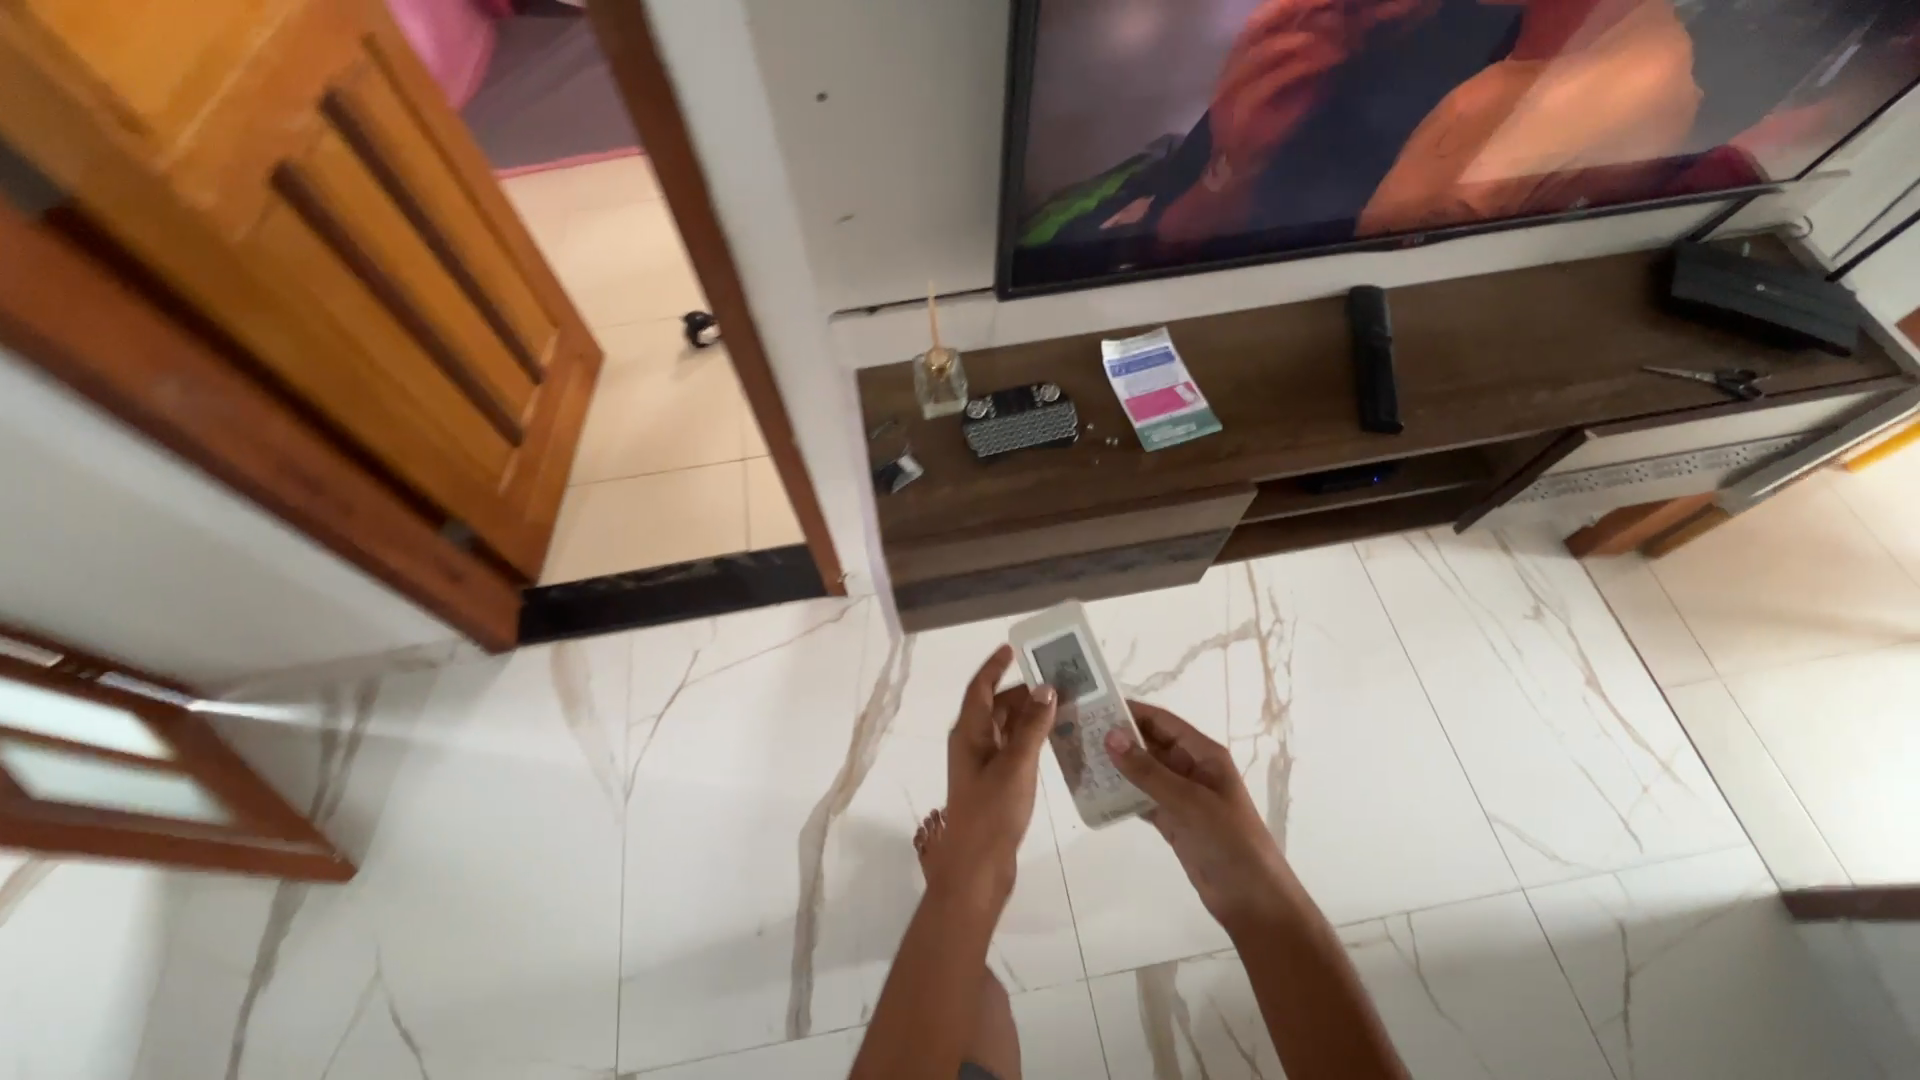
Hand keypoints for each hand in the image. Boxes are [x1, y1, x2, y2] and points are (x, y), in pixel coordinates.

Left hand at [937, 645, 1057, 909]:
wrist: (976, 868)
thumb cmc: (992, 812)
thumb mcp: (1015, 765)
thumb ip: (1031, 727)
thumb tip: (1046, 689)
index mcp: (968, 733)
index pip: (980, 688)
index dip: (994, 666)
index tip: (1013, 648)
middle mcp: (972, 744)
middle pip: (995, 706)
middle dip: (1022, 690)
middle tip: (1057, 679)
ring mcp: (982, 765)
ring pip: (1005, 728)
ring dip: (1028, 715)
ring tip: (1062, 704)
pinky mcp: (993, 784)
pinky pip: (1012, 748)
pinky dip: (1030, 738)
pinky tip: (1053, 739)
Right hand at [1103, 702, 1294, 934]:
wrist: (1252, 900)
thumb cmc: (1229, 841)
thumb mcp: (1188, 801)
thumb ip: (1147, 771)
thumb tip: (1110, 736)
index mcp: (1204, 755)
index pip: (1162, 722)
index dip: (1131, 712)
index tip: (1094, 706)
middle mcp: (1192, 769)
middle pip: (1150, 745)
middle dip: (1118, 738)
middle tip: (1077, 733)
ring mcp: (1182, 797)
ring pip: (1143, 773)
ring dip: (1116, 767)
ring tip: (1080, 759)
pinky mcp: (1173, 822)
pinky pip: (1142, 800)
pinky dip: (1122, 796)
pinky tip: (1096, 793)